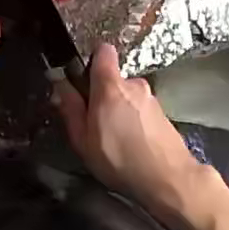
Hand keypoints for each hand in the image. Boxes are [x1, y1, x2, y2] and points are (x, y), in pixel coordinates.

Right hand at [55, 43, 212, 214]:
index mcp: (110, 86)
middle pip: (113, 80)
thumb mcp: (83, 140)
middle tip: (94, 125)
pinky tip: (132, 146)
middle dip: (102, 97)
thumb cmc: (120, 161)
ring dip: (120, 112)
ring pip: (128, 98)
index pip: (103, 51)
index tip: (82, 82)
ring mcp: (152, 100)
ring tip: (115, 141)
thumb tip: (60, 85)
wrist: (168, 179)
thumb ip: (71, 108)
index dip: (91, 62)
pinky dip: (134, 123)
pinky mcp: (163, 114)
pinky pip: (141, 111)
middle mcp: (134, 86)